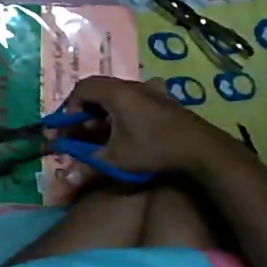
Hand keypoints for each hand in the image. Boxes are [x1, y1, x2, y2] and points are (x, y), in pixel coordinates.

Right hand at [60, 75, 254, 177]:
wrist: (202, 149)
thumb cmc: (155, 150)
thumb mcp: (117, 160)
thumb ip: (87, 166)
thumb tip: (63, 181)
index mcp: (117, 93)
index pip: (82, 89)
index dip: (70, 107)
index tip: (71, 128)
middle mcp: (132, 85)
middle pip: (98, 87)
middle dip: (85, 108)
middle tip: (82, 129)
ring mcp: (151, 89)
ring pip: (116, 91)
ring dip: (104, 108)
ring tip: (103, 130)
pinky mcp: (164, 98)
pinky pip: (135, 95)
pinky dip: (123, 107)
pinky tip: (128, 125)